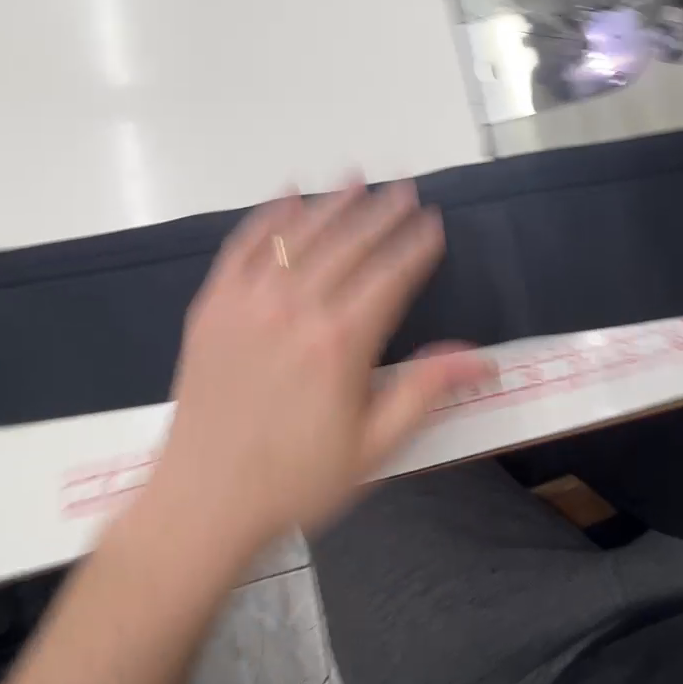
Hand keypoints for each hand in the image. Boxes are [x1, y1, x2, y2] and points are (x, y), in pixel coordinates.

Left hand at [145, 181, 493, 545]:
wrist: (200, 504)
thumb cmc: (295, 480)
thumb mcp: (373, 448)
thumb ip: (424, 392)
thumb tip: (482, 358)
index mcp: (340, 342)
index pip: (391, 276)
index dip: (416, 246)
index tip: (434, 222)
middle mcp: (296, 308)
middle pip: (349, 245)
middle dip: (382, 214)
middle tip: (406, 189)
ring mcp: (249, 302)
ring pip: (299, 237)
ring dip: (331, 204)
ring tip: (356, 179)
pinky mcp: (212, 307)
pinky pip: (242, 247)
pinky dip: (267, 219)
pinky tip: (285, 197)